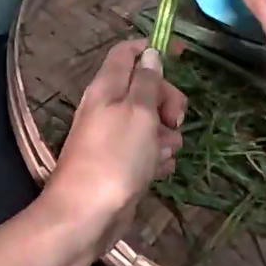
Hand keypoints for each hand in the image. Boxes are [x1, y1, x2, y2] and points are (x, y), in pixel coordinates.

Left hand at [42, 40, 185, 243]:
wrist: (88, 214)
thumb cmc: (115, 157)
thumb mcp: (138, 112)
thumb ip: (147, 82)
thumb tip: (150, 54)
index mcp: (107, 87)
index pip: (126, 52)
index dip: (150, 50)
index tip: (177, 59)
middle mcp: (109, 108)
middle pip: (146, 89)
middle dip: (167, 102)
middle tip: (174, 120)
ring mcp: (115, 137)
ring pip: (152, 123)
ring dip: (165, 136)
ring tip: (161, 154)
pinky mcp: (122, 163)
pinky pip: (148, 151)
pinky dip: (157, 159)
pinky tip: (157, 172)